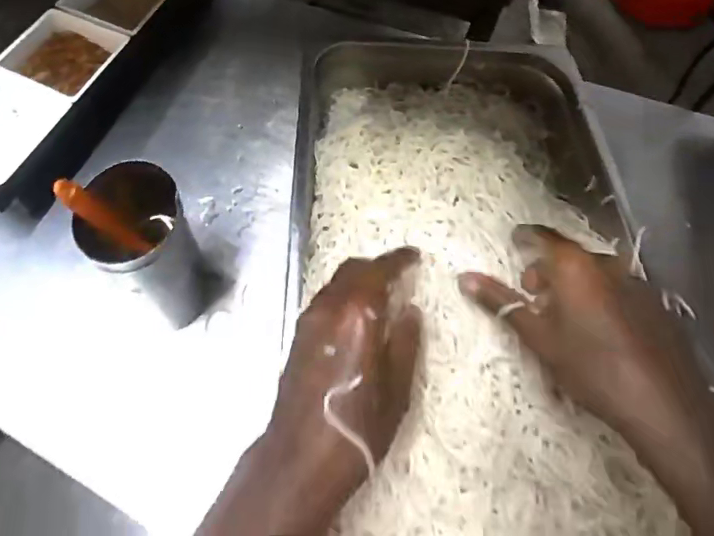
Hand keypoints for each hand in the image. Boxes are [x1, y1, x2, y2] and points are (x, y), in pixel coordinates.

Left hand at [198, 247, 421, 535]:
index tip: (415, 256)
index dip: (399, 260)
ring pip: (337, 281)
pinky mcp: (299, 332)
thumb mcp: (397, 391)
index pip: (380, 270)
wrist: (300, 457)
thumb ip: (405, 343)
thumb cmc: (357, 428)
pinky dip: (344, 294)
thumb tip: (410, 309)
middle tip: (400, 274)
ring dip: (360, 278)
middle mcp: (331, 306)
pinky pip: (326, 298)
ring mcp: (310, 317)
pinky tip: (357, 314)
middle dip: (378, 266)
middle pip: (354, 268)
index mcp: (358, 315)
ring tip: (381, 293)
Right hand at [461, 225, 713, 535]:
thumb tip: (464, 277)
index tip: (514, 245)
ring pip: (594, 273)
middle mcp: (605, 262)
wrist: (665, 407)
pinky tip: (603, 335)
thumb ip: (501, 302)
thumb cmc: (591, 367)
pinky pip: (619, 290)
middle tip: (536, 299)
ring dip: (577, 286)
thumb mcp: (538, 337)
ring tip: (568, 321)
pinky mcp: (658, 305)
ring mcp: (636, 282)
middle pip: (568, 255)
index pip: (541, 234)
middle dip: (549, 271)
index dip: (524, 238)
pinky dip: (603, 300)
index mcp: (573, 263)